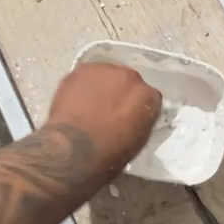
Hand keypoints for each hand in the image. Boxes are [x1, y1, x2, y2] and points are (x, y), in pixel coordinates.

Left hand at [46, 62, 161, 175]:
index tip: (126, 117)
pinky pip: (86, 75)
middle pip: (127, 81)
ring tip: (88, 104)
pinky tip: (75, 99)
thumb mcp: (137, 141)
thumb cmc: (108, 154)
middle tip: (106, 110)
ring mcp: (107, 70)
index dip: (135, 107)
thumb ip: (140, 120)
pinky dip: (82, 85)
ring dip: (101, 86)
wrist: (74, 148)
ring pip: (106, 75)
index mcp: (149, 97)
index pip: (147, 97)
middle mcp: (132, 77)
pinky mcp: (83, 68)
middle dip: (119, 93)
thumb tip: (133, 115)